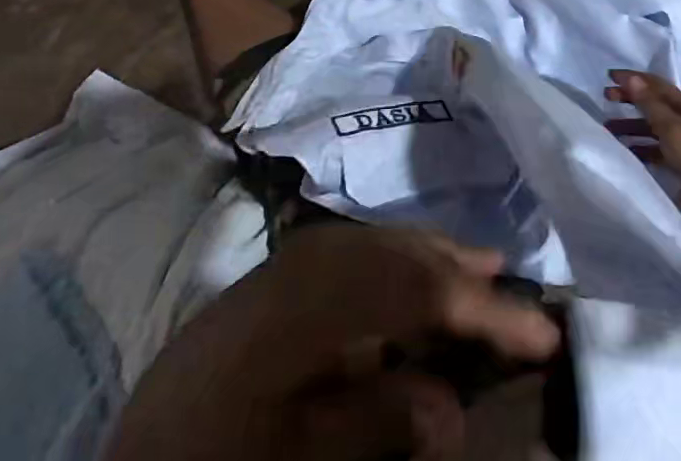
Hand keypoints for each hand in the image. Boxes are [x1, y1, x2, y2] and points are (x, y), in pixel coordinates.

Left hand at [108, 224, 559, 460]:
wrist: (140, 442)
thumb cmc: (216, 454)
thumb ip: (372, 426)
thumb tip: (453, 408)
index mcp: (299, 309)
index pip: (413, 295)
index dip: (482, 314)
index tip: (540, 337)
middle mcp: (301, 264)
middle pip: (406, 258)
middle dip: (468, 280)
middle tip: (523, 308)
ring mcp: (293, 256)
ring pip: (389, 242)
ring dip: (442, 258)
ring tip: (488, 271)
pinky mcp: (290, 261)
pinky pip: (367, 244)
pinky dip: (408, 253)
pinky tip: (427, 263)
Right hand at [604, 70, 680, 232]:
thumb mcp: (673, 127)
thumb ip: (651, 105)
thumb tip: (632, 78)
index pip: (656, 84)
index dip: (634, 78)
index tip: (609, 76)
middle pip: (653, 104)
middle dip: (630, 99)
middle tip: (605, 98)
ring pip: (652, 127)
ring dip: (631, 125)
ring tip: (608, 127)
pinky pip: (656, 150)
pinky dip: (640, 148)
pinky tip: (626, 151)